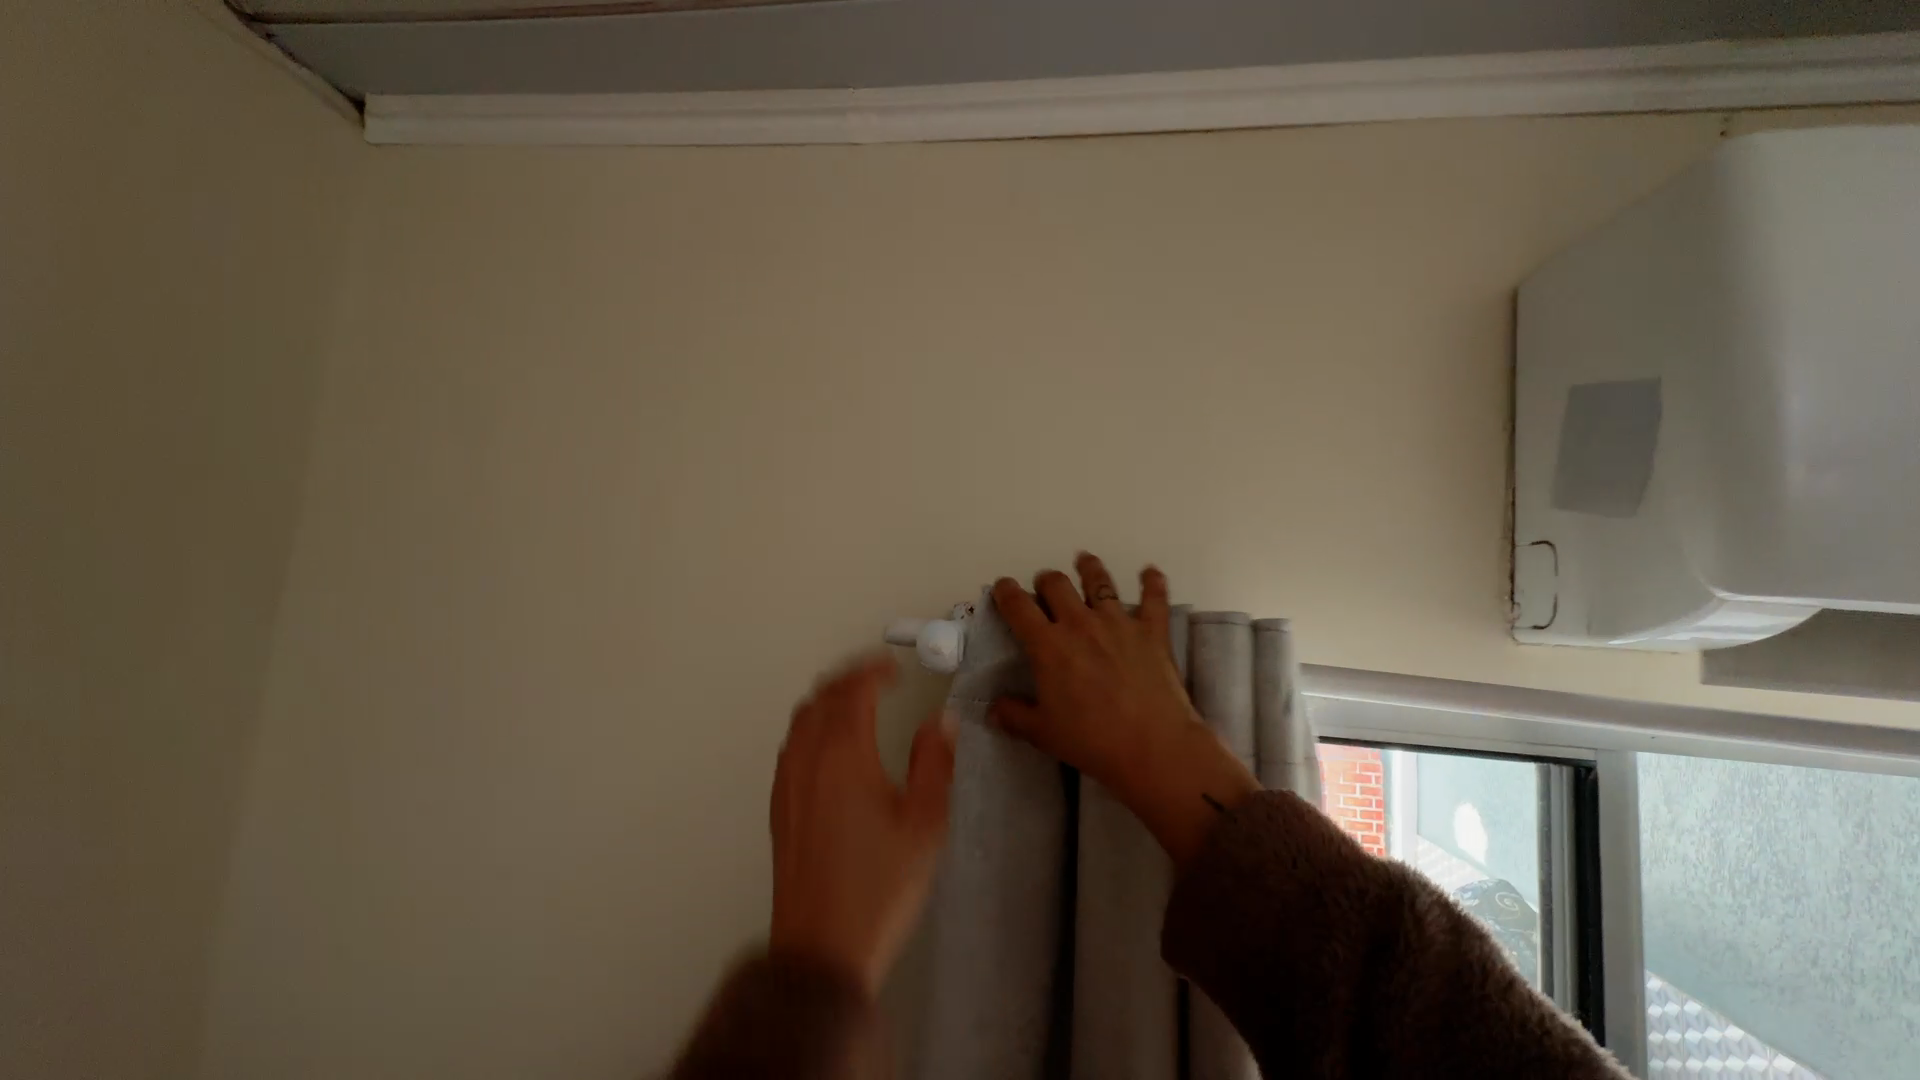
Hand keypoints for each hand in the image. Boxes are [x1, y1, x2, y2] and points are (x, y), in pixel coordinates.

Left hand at [769, 655, 955, 995]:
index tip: (895, 667)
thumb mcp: (926, 823)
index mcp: (843, 754)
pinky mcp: (779, 807)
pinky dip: (811, 727)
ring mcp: (787, 783)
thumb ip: (934, 762)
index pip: (853, 690)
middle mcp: (807, 759)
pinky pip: (791, 746)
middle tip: (879, 678)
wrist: (822, 946)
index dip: (874, 669)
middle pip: (821, 697)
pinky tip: (830, 749)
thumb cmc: (881, 884)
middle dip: (850, 678)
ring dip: (827, 700)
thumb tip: (940, 721)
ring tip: (856, 704)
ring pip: (801, 720)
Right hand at [990, 554, 1258, 865]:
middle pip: (1057, 585)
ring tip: (1085, 560)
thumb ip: (1015, 716)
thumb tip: (993, 709)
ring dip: (1089, 568)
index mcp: (1048, 646)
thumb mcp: (1043, 733)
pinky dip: (1152, 582)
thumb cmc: (1091, 740)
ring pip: (1099, 582)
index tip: (1003, 587)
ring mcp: (1118, 623)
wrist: (1152, 746)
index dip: (1006, 593)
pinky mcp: (1152, 632)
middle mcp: (1080, 624)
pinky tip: (1150, 571)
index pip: (1018, 607)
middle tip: (1045, 586)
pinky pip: (1154, 599)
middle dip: (1046, 581)